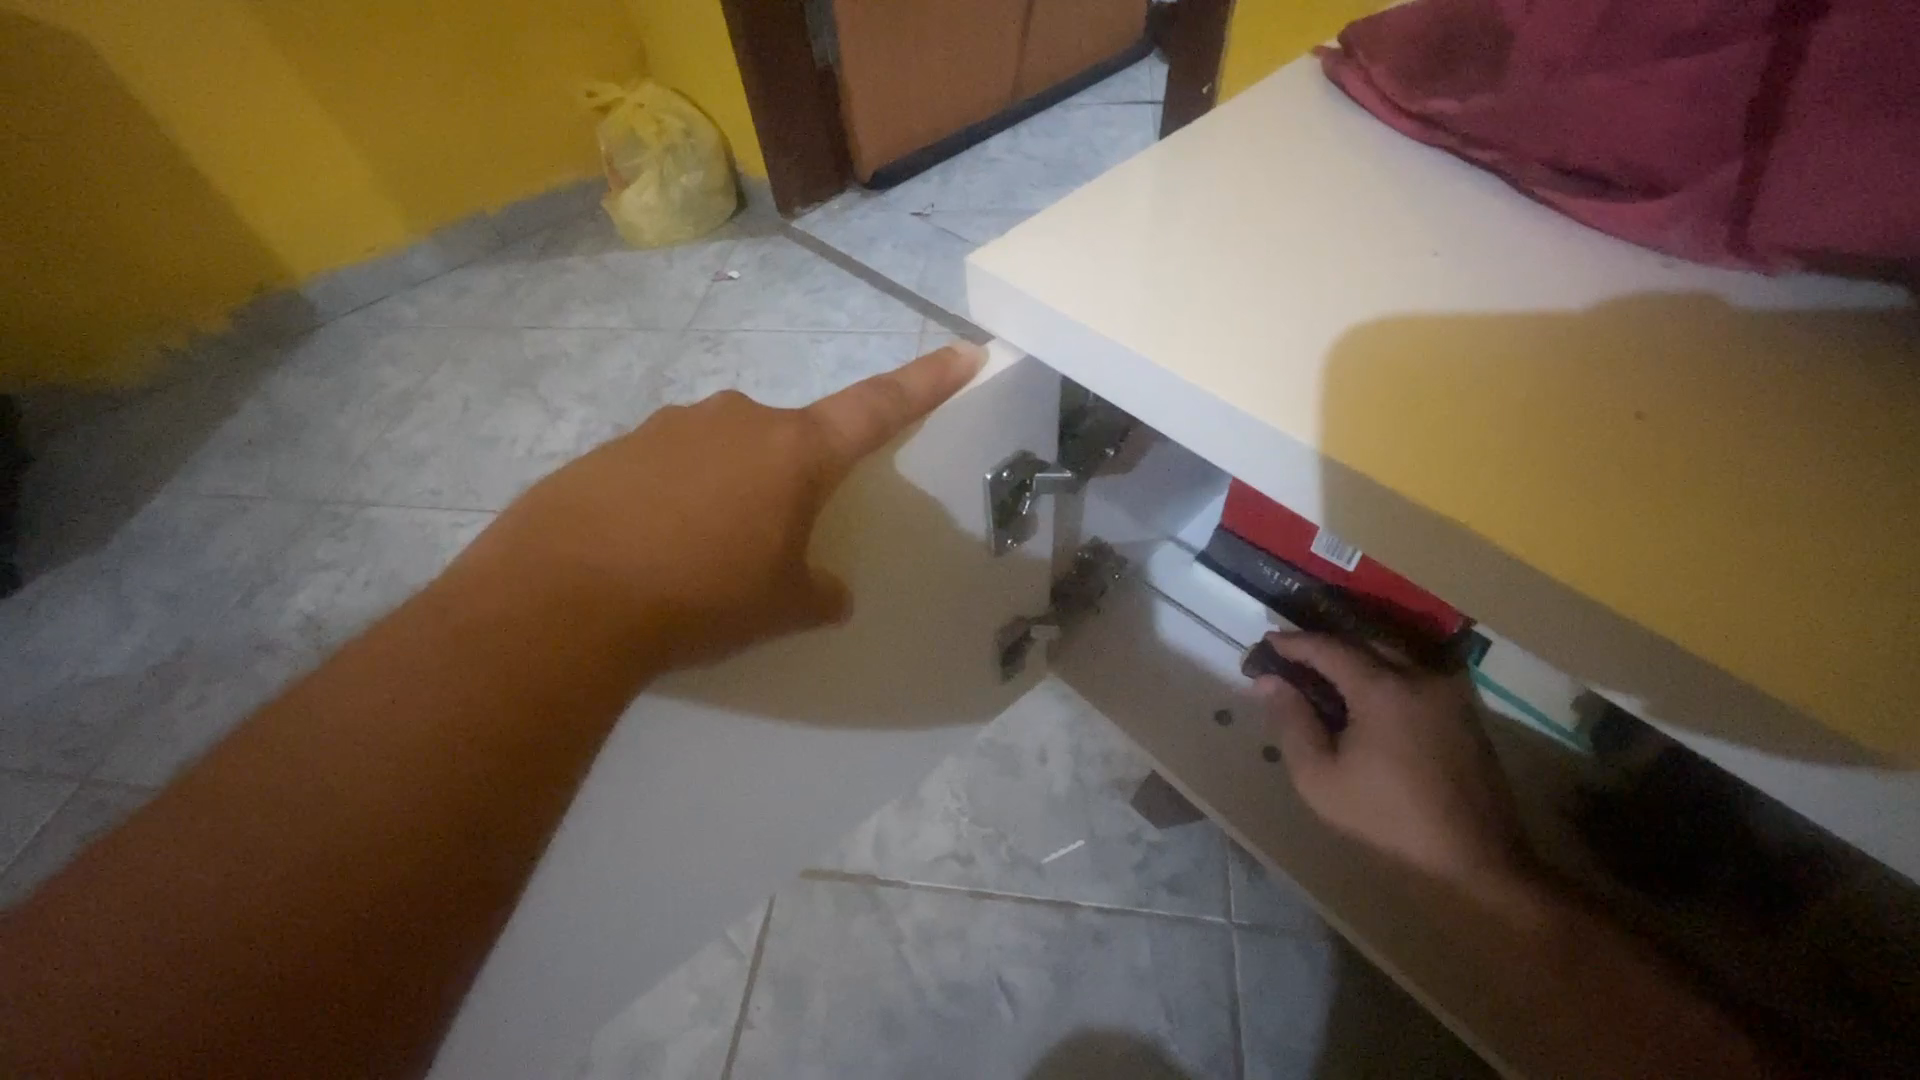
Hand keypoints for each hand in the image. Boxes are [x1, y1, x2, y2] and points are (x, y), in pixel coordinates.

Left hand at [452, 343, 987, 670]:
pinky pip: (669, 468)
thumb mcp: (782, 607)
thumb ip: (820, 592)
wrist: (564, 599)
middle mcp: (740, 418)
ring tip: (702, 556)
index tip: (966, 351)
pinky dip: (676, 499)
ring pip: (726, 453)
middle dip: (793, 482)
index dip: (927, 381)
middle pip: (791, 441)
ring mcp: (671, 425)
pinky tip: (652, 548)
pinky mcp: (617, 446)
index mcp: (797, 450)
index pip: (879, 406)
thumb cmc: (702, 596)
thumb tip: (834, 593)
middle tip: (772, 544)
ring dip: (730, 492)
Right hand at [1256, 632, 1531, 893]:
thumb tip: (1269, 681)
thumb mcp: (1319, 777)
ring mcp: (1448, 693)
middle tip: (1291, 661)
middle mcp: (1419, 677)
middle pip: (1362, 643)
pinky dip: (1383, 676)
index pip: (1328, 647)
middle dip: (1324, 647)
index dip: (1293, 642)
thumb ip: (1291, 721)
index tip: (1266, 644)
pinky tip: (1366, 701)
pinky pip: (1414, 677)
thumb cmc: (1387, 818)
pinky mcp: (1464, 713)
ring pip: (1392, 656)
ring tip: (1324, 678)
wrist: (1474, 860)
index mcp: (1382, 688)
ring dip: (1355, 659)